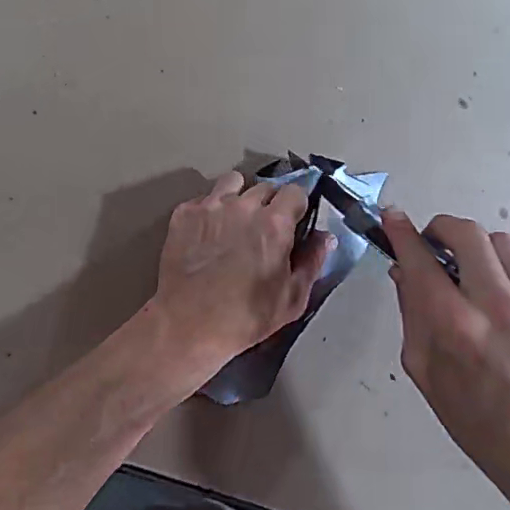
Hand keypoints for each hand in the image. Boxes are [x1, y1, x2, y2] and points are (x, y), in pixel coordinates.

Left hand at [149, 171, 332, 365]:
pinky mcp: (184, 214)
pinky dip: (209, 209)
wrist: (186, 327)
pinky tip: (207, 231)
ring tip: (235, 219)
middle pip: (266, 186)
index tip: (294, 220)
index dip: (296, 205)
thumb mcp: (292, 299)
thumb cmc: (245, 317)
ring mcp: (212, 206)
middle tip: (264, 227)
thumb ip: (313, 263)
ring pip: (233, 182)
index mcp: (275, 222)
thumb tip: (326, 238)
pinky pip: (203, 198)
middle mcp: (245, 206)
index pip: (295, 191)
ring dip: (239, 195)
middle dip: (270, 202)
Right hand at [381, 210, 509, 509]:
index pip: (421, 261)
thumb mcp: (429, 377)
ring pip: (505, 245)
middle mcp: (502, 309)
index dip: (403, 232)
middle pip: (469, 234)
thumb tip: (406, 269)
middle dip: (446, 229)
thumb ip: (413, 316)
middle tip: (440, 244)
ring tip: (482, 278)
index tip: (395, 218)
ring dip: (484, 253)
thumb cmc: (483, 424)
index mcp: (458, 331)